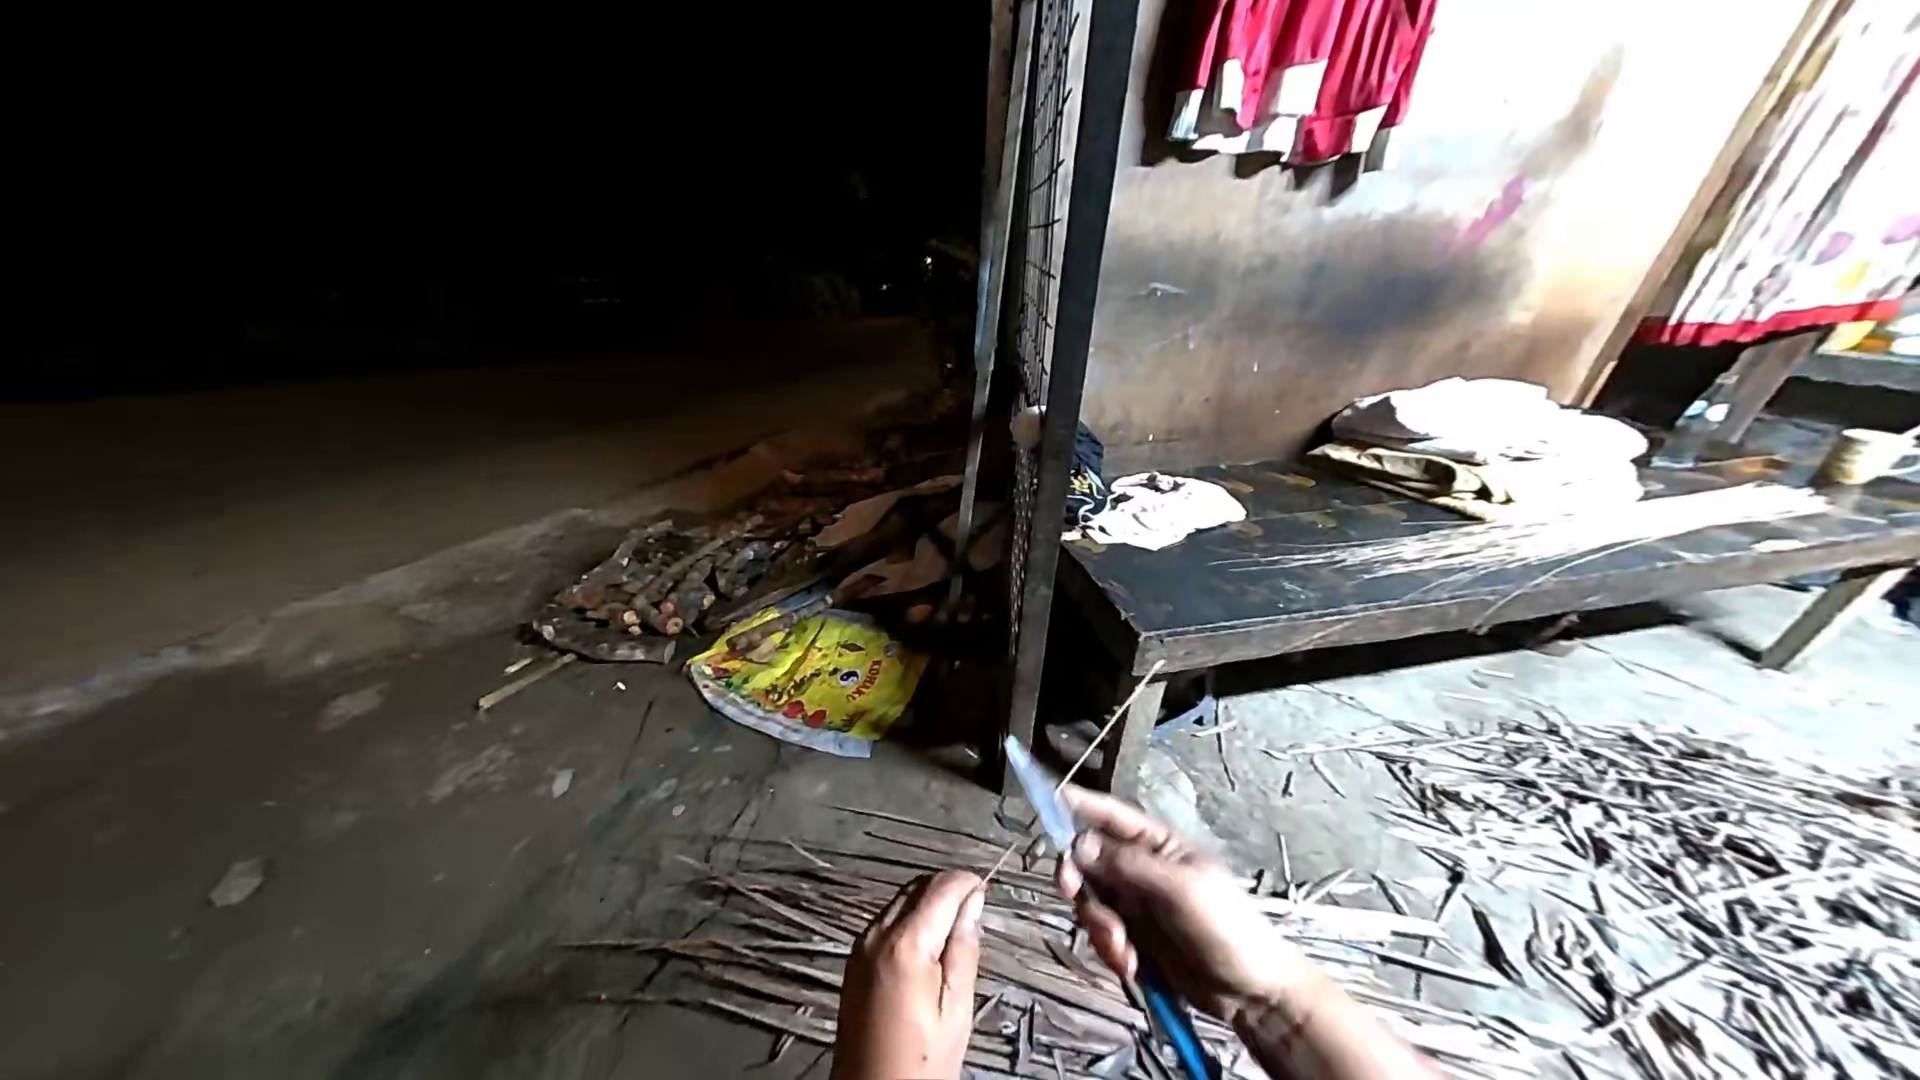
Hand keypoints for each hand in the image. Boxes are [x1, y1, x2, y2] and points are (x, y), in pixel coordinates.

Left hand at [833, 869, 984, 1079]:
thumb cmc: (922, 1064)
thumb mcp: (956, 1011)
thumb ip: (964, 949)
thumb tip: (973, 901)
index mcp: (906, 945)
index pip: (941, 888)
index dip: (966, 882)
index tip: (985, 888)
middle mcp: (878, 934)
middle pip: (919, 886)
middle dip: (948, 888)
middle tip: (973, 909)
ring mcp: (862, 944)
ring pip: (902, 898)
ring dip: (929, 900)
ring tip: (954, 927)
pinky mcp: (855, 957)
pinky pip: (888, 918)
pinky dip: (911, 916)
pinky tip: (928, 941)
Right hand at [1055, 784, 1312, 1026]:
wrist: (1254, 995)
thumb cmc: (1226, 926)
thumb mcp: (1179, 888)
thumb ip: (1127, 864)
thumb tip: (1078, 842)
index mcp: (1154, 842)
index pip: (1108, 814)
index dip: (1078, 804)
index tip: (1048, 797)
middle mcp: (1137, 866)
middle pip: (1087, 858)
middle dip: (1079, 878)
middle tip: (1073, 892)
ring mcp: (1134, 902)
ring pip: (1090, 899)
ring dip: (1097, 923)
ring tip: (1122, 948)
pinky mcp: (1132, 936)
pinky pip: (1101, 933)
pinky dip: (1108, 948)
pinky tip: (1131, 964)